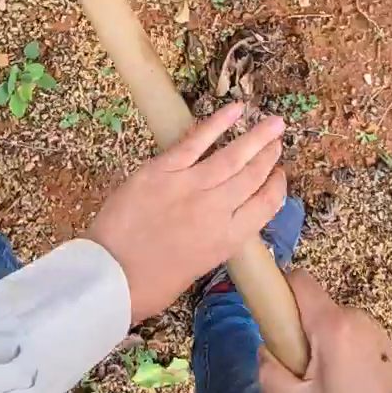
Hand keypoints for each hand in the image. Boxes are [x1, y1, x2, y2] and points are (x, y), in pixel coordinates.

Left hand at [86, 103, 287, 324]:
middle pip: (252, 176)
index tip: (280, 173)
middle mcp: (216, 210)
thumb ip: (216, 238)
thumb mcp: (198, 268)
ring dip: (255, 137)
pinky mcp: (164, 169)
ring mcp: (190, 186)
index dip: (277, 186)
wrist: (111, 274)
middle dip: (269, 155)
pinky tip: (235, 110)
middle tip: (279, 138)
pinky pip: (196, 141)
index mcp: (227, 239)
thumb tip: (225, 216)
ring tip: (273, 122)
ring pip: (232, 156)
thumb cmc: (151, 282)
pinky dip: (218, 123)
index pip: (266, 206)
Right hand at [259, 271, 391, 392]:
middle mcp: (355, 315)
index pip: (299, 280)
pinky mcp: (386, 342)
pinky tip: (349, 379)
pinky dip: (345, 350)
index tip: (274, 317)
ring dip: (325, 342)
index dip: (281, 290)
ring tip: (329, 377)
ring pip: (334, 323)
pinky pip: (353, 335)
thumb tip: (266, 351)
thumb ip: (271, 372)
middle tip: (303, 366)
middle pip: (315, 308)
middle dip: (303, 331)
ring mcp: (374, 327)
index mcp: (333, 323)